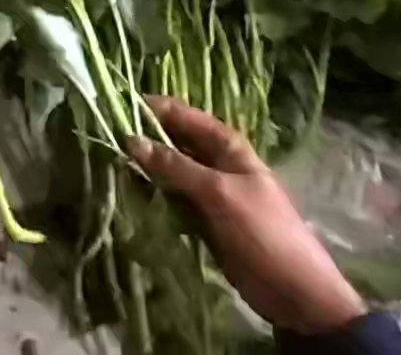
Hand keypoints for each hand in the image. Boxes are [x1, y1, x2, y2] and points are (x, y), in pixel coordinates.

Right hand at [127, 97, 364, 334]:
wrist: (296, 294)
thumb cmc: (263, 231)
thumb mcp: (218, 193)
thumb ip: (174, 165)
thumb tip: (130, 139)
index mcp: (224, 142)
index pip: (179, 113)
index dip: (149, 108)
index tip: (113, 105)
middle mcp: (213, 158)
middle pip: (171, 139)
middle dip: (142, 137)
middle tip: (104, 137)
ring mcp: (206, 188)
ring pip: (167, 167)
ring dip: (144, 167)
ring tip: (110, 163)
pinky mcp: (201, 215)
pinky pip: (170, 195)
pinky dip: (153, 193)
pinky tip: (129, 191)